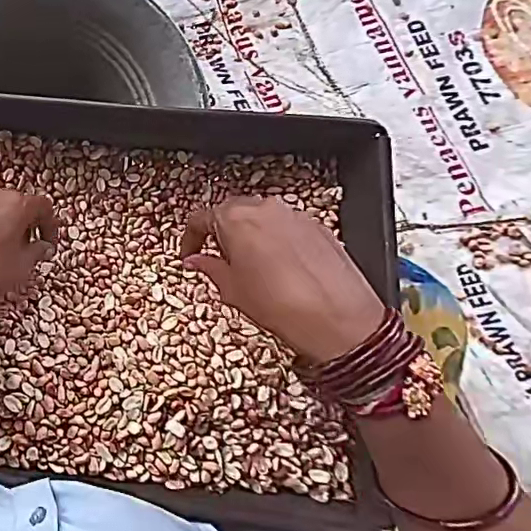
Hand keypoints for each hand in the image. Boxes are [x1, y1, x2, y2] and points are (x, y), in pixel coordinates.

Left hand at [0, 187, 57, 309]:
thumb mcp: (21, 267)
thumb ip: (37, 251)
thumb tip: (41, 246)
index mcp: (15, 204)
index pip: (44, 206)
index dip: (50, 226)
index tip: (48, 242)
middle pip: (19, 204)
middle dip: (27, 225)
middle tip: (29, 248)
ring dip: (5, 224)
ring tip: (4, 251)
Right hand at [178, 197, 385, 363]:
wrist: (340, 320)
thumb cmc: (285, 306)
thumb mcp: (232, 290)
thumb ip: (210, 268)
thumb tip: (198, 261)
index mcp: (236, 219)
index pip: (201, 218)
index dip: (190, 238)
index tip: (191, 253)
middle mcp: (266, 210)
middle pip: (231, 212)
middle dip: (221, 233)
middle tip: (216, 259)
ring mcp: (295, 216)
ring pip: (261, 218)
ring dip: (250, 236)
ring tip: (249, 267)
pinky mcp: (318, 227)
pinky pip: (287, 227)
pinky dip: (276, 241)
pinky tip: (278, 269)